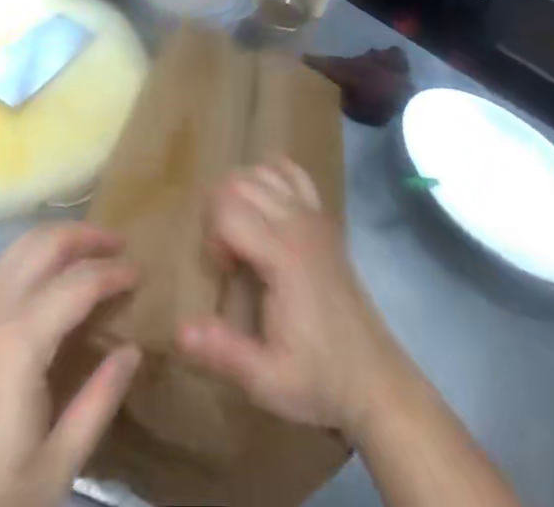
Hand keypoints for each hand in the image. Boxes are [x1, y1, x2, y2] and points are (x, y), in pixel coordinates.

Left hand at [0, 224, 141, 506]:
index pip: (79, 281)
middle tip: (119, 245)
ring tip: (88, 255)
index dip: (116, 272)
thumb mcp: (53, 467)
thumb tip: (132, 351)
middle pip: (40, 244)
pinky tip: (46, 284)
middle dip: (84, 235)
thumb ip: (98, 402)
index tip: (143, 274)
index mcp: (19, 341)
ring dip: (55, 242)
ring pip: (13, 250)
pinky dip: (30, 259)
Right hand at [176, 159, 413, 437]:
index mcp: (283, 257)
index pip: (229, 211)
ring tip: (241, 236)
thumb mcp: (266, 380)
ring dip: (242, 194)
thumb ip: (223, 354)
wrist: (374, 379)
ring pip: (266, 172)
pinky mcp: (327, 223)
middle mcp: (300, 226)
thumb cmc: (318, 379)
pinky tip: (266, 206)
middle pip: (242, 183)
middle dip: (219, 212)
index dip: (213, 238)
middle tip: (226, 257)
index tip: (223, 273)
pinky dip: (273, 177)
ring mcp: (318, 218)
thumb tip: (178, 331)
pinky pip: (296, 176)